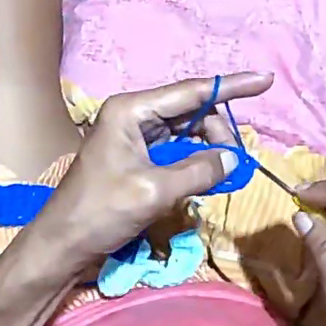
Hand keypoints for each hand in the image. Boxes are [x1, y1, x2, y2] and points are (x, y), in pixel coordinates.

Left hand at [31, 72, 273, 268]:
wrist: (61, 245)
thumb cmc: (100, 211)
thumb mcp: (154, 191)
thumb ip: (199, 170)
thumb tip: (234, 159)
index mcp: (131, 110)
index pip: (192, 91)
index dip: (232, 86)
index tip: (265, 80)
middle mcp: (134, 114)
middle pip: (192, 110)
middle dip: (218, 131)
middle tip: (235, 162)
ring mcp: (135, 135)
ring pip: (187, 130)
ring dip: (210, 147)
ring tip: (224, 172)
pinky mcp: (137, 155)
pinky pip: (177, 149)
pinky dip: (196, 160)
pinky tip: (209, 175)